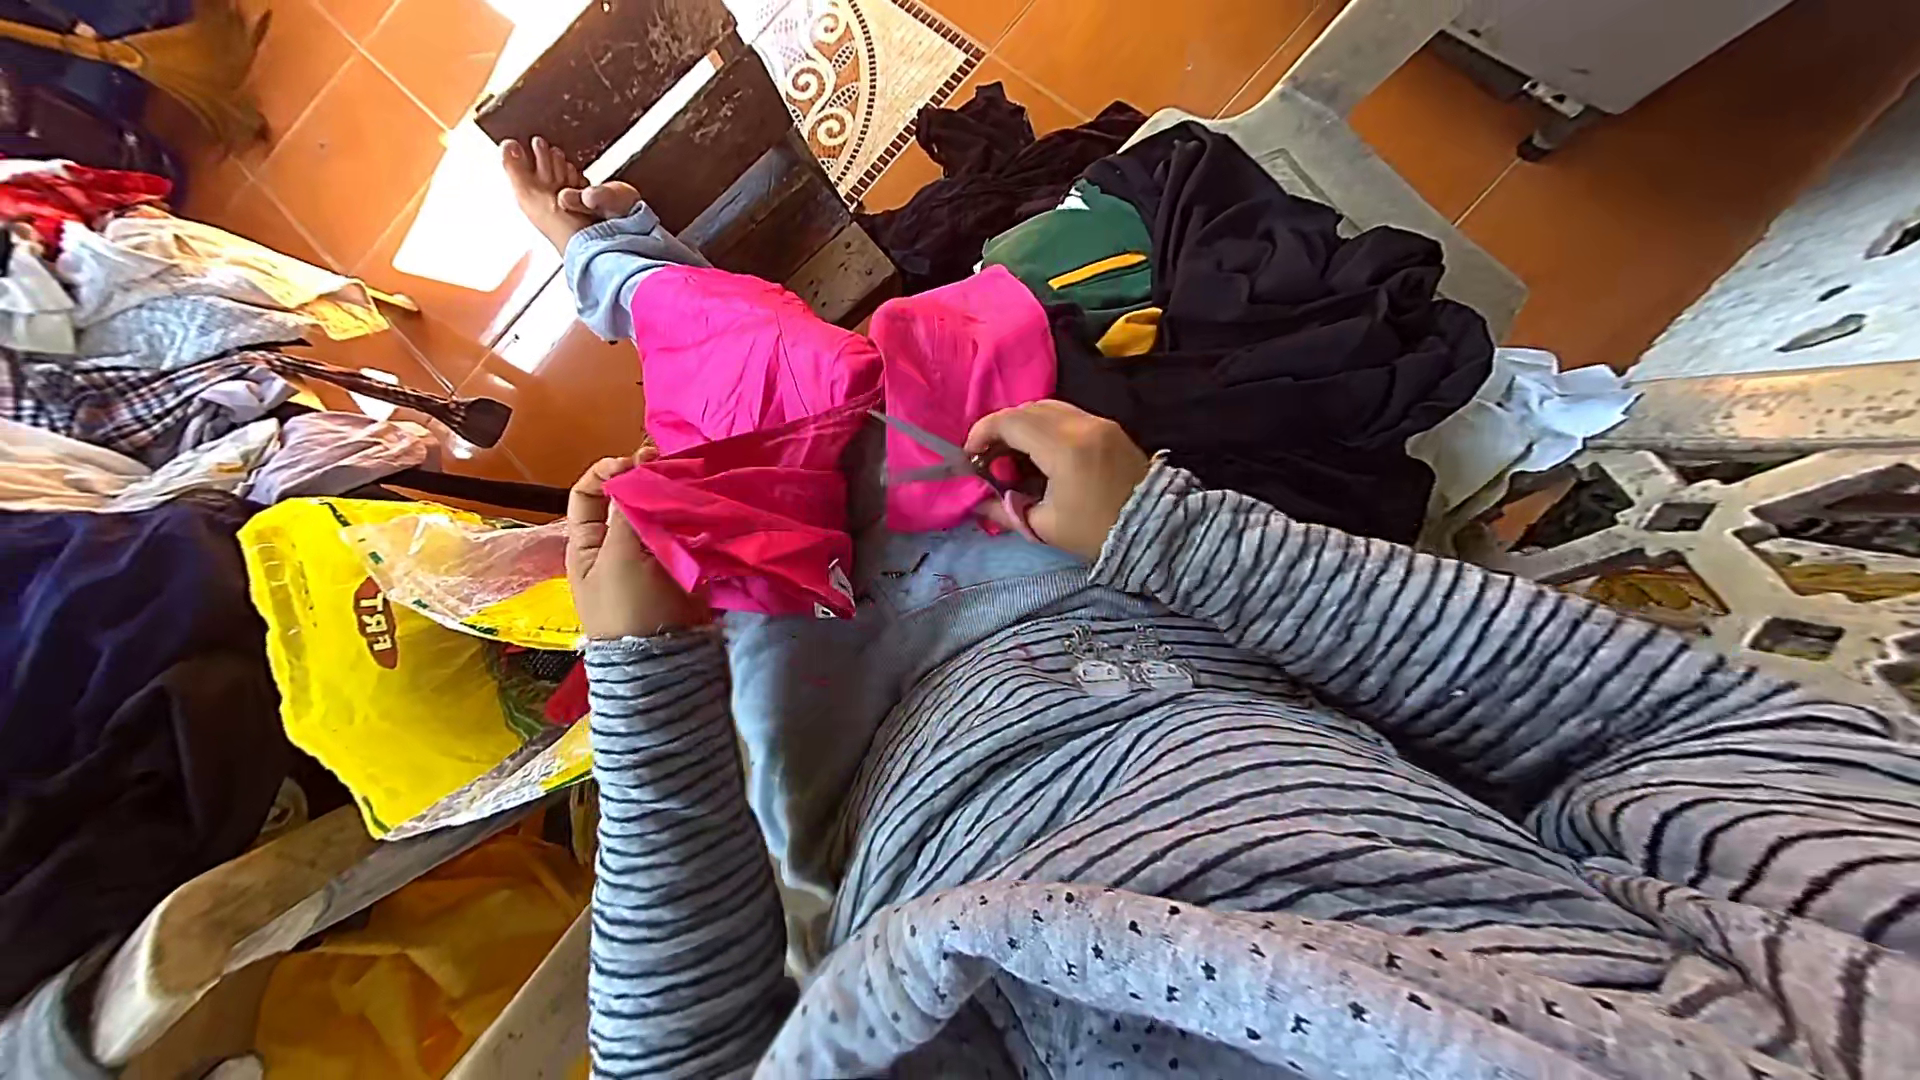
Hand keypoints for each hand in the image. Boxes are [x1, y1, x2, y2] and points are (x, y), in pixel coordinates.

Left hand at [567, 449, 709, 638]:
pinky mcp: (681, 562)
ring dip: (674, 497)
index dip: (608, 471)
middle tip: (674, 466)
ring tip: (693, 483)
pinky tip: (704, 507)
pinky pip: (685, 531)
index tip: (637, 462)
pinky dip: (694, 518)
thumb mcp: (618, 560)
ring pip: (661, 513)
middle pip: (629, 499)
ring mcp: (651, 553)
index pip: (589, 493)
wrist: (663, 656)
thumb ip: (626, 515)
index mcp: (588, 542)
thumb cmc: (629, 608)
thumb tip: (634, 471)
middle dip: (648, 480)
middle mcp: (618, 543)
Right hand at [966, 401, 1151, 560]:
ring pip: (1048, 408)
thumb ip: (1005, 511)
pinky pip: (1067, 415)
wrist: (1155, 531)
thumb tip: (978, 502)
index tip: (971, 454)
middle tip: (990, 458)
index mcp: (1064, 448)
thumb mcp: (1046, 526)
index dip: (982, 433)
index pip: (1010, 422)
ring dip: (1023, 424)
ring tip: (1013, 454)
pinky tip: (1040, 451)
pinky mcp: (1109, 427)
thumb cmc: (1097, 532)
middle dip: (1001, 429)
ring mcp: (1099, 422)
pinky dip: (1045, 425)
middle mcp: (1082, 424)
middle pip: (1027, 409)